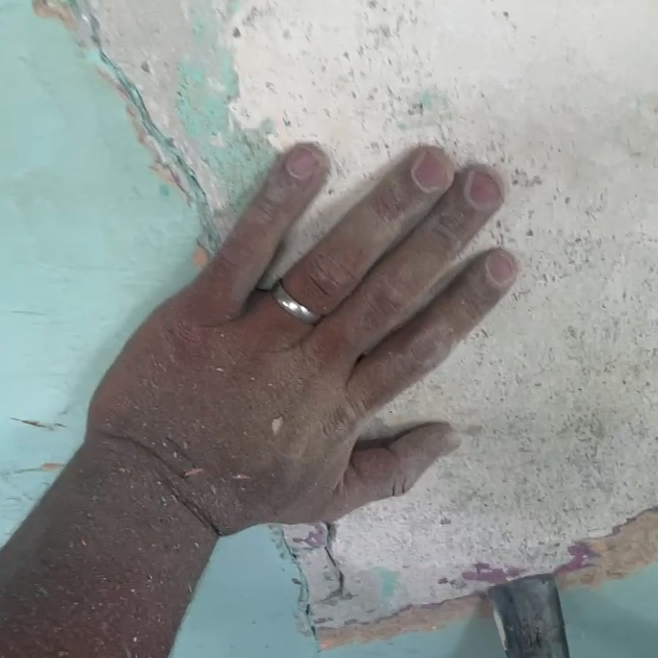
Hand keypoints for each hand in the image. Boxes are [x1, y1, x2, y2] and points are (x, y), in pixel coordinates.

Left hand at [88, 144, 517, 534]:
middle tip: (485, 182)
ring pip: (331, 268)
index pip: (420, 348)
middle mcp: (315, 364)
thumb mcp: (330, 499)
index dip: (466, 304)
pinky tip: (310, 158)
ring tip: (428, 163)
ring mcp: (259, 335)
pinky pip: (242, 255)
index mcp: (347, 406)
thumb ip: (396, 471)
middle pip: (390, 294)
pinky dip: (274, 208)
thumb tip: (455, 436)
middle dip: (442, 238)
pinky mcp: (202, 313)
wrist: (153, 491)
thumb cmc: (244, 489)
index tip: (505, 259)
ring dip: (382, 214)